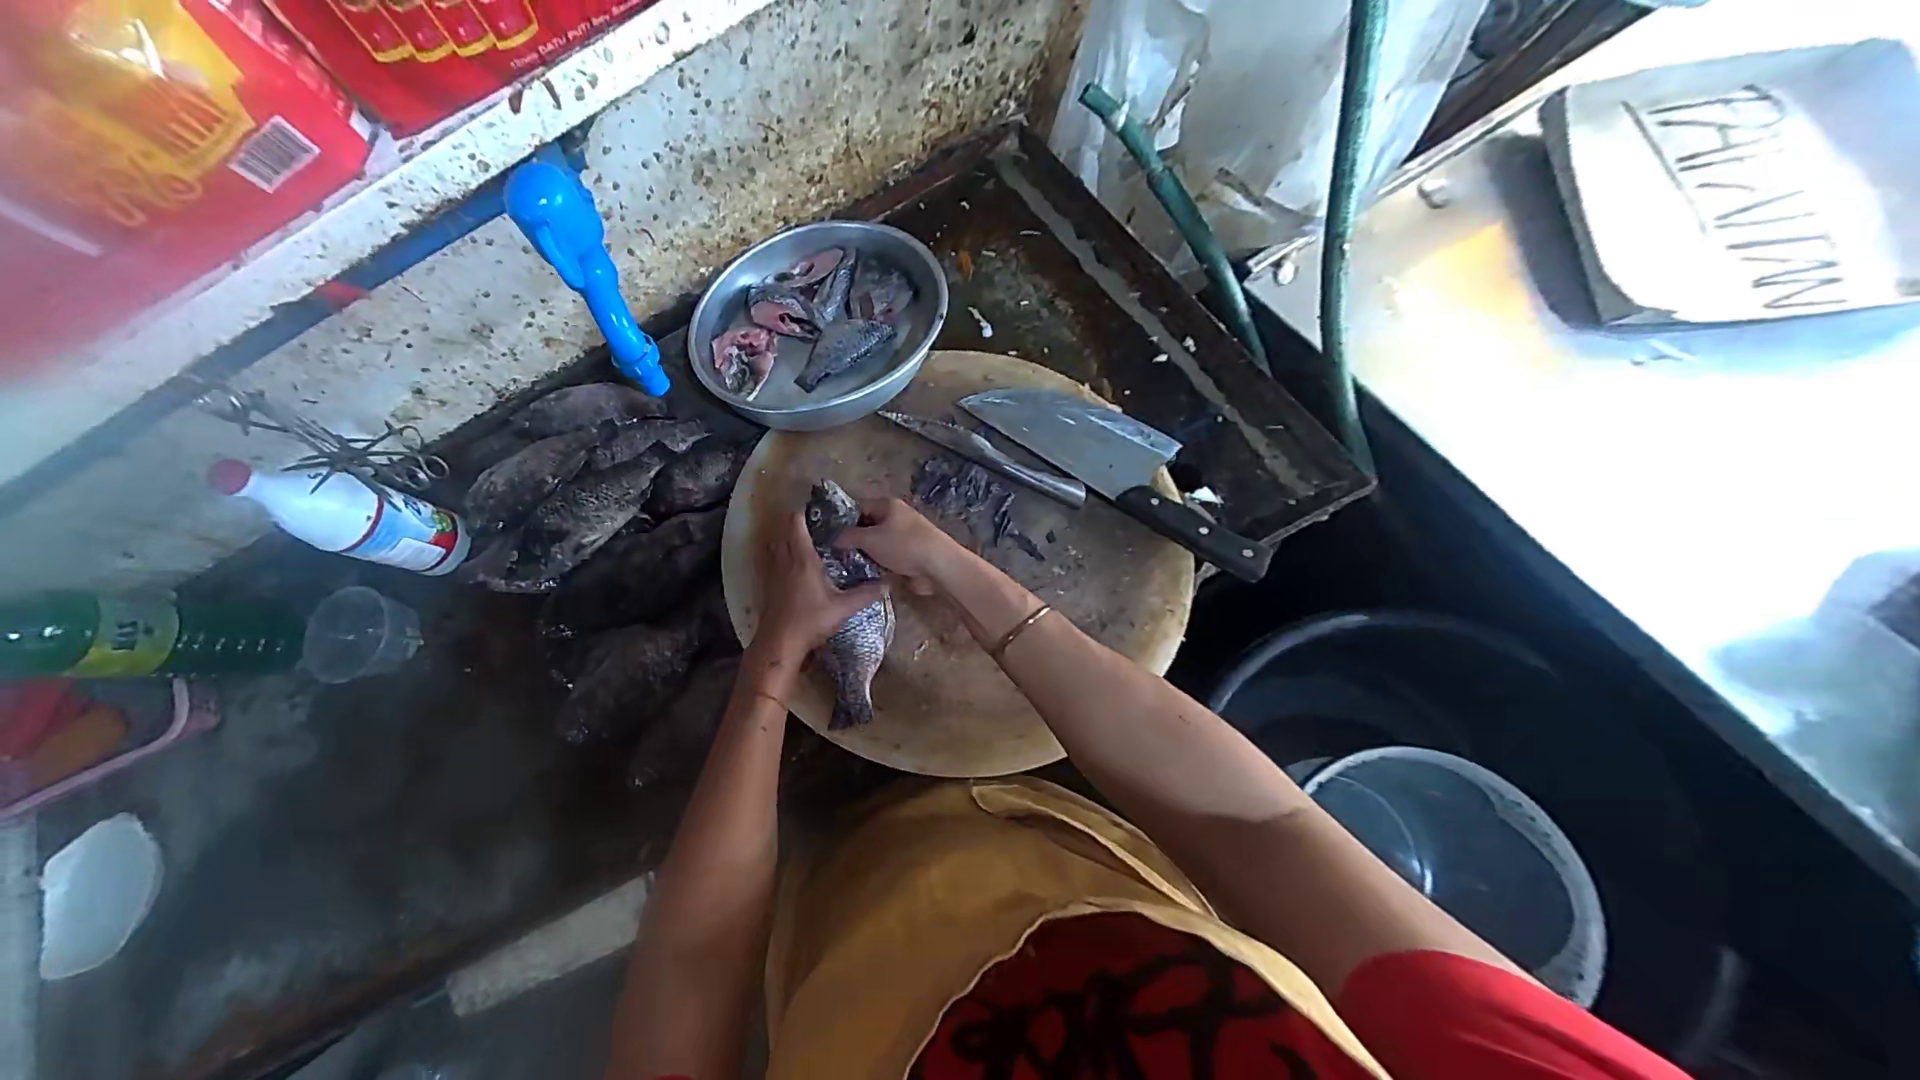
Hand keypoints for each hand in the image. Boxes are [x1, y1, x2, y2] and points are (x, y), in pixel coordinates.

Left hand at [751, 512, 885, 668]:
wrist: (780, 643)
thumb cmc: (810, 621)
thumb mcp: (843, 608)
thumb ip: (865, 594)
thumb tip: (887, 584)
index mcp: (802, 558)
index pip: (795, 523)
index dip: (804, 512)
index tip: (820, 512)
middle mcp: (784, 559)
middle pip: (783, 529)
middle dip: (798, 523)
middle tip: (819, 526)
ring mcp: (773, 571)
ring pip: (777, 543)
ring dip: (789, 537)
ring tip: (810, 542)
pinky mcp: (769, 584)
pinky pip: (774, 558)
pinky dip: (784, 553)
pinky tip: (798, 565)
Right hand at [835, 497, 966, 596]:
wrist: (938, 565)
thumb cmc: (903, 545)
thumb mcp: (870, 539)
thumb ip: (849, 536)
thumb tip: (834, 538)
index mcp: (888, 505)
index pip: (858, 507)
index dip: (842, 520)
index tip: (827, 535)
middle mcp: (897, 517)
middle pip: (868, 526)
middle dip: (854, 539)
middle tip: (834, 554)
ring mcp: (905, 536)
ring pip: (878, 543)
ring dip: (866, 554)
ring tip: (845, 566)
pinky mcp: (911, 553)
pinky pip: (888, 556)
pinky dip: (879, 563)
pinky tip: (864, 574)